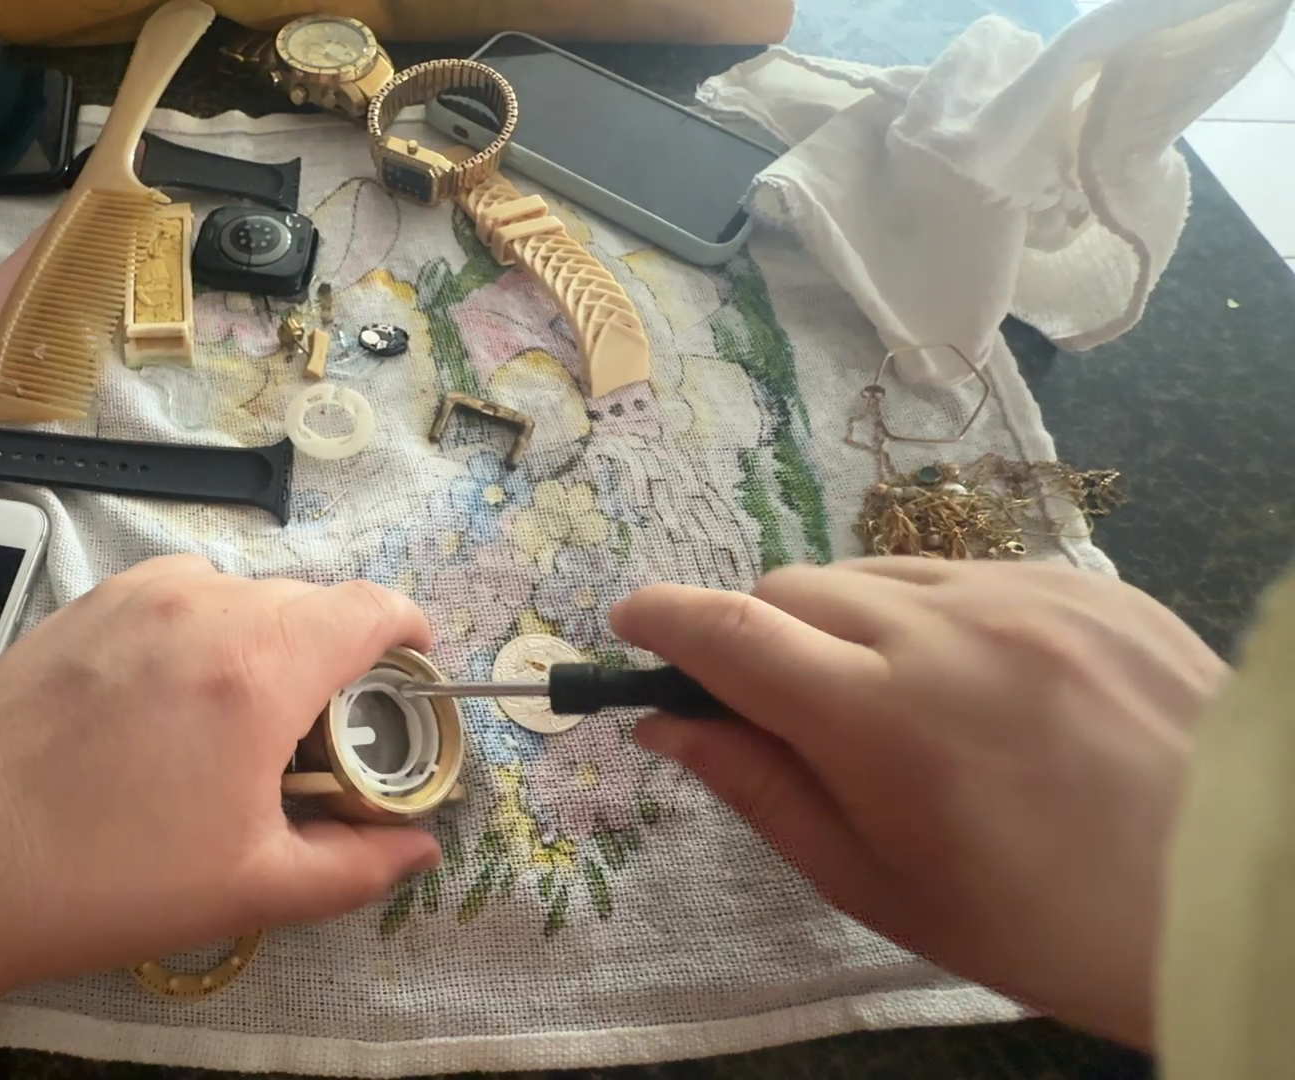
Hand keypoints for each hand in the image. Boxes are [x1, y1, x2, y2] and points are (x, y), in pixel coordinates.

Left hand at [0, 555, 440, 1006]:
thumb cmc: (108, 876)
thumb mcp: (250, 886)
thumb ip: (357, 864)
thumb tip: (420, 847)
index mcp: (263, 667)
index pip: (374, 607)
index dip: (409, 632)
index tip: (412, 670)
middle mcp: (213, 605)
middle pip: (315, 604)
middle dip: (336, 657)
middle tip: (311, 728)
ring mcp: (148, 590)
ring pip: (251, 594)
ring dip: (270, 639)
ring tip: (234, 710)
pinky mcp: (99, 595)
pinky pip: (189, 590)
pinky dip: (210, 623)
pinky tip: (172, 684)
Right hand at [610, 559, 1227, 1047]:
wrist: (1251, 903)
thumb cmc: (1030, 917)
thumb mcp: (864, 876)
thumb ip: (747, 783)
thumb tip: (660, 721)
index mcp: (883, 721)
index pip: (729, 633)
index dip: (661, 615)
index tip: (628, 621)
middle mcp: (945, 633)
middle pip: (781, 589)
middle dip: (754, 635)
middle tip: (785, 699)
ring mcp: (1020, 594)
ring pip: (853, 573)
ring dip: (832, 621)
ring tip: (886, 689)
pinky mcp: (1075, 579)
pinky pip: (937, 570)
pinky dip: (909, 611)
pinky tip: (963, 672)